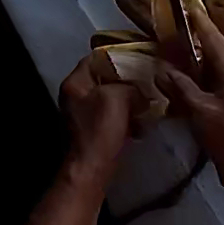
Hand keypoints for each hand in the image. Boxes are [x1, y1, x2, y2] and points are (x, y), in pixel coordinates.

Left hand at [60, 56, 138, 180]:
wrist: (91, 168)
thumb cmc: (100, 129)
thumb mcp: (117, 97)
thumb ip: (129, 85)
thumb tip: (140, 90)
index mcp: (75, 83)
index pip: (96, 58)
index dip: (118, 56)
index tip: (139, 58)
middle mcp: (76, 95)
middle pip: (105, 77)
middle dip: (127, 79)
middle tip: (147, 79)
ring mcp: (84, 113)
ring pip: (112, 96)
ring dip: (130, 99)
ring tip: (148, 100)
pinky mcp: (94, 129)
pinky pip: (114, 114)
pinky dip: (127, 115)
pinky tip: (141, 120)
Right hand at [154, 2, 223, 197]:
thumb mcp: (202, 113)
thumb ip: (181, 89)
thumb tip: (161, 68)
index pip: (213, 38)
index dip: (199, 23)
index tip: (187, 7)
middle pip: (212, 53)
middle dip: (192, 44)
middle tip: (170, 35)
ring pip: (213, 72)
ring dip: (193, 67)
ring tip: (172, 61)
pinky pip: (214, 89)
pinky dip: (198, 86)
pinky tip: (184, 94)